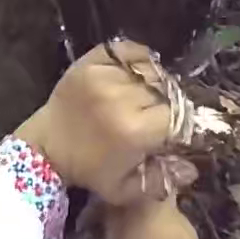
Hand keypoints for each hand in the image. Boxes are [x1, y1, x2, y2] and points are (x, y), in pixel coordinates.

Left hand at [13, 40, 189, 203]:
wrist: (47, 147)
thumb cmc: (89, 170)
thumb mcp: (125, 189)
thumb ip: (162, 180)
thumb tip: (192, 167)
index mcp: (133, 130)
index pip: (176, 117)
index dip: (179, 124)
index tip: (174, 130)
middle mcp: (120, 98)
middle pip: (165, 91)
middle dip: (166, 104)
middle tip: (157, 115)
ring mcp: (104, 74)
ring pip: (150, 70)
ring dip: (153, 82)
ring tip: (144, 96)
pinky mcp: (91, 60)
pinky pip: (128, 50)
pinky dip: (138, 59)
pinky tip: (136, 74)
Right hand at [105, 176, 219, 238]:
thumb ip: (113, 227)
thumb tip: (109, 205)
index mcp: (149, 210)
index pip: (137, 178)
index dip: (123, 179)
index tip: (108, 187)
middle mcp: (171, 211)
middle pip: (150, 192)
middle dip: (134, 199)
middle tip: (115, 212)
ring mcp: (186, 226)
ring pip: (161, 210)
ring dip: (146, 216)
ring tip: (131, 235)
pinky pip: (171, 227)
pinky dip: (159, 232)